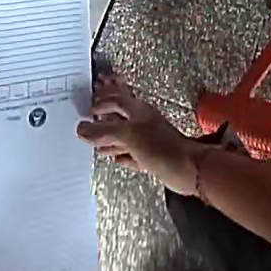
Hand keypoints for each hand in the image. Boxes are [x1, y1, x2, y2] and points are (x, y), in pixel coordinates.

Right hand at [77, 75, 206, 194]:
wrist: (187, 169)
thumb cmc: (164, 148)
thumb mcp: (129, 135)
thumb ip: (105, 131)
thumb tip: (83, 128)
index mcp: (139, 112)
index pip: (118, 101)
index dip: (104, 102)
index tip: (91, 107)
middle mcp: (143, 123)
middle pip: (121, 116)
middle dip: (106, 117)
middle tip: (92, 116)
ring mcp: (147, 140)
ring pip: (124, 134)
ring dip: (110, 136)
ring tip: (97, 138)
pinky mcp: (150, 156)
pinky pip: (130, 152)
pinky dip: (120, 153)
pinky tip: (115, 157)